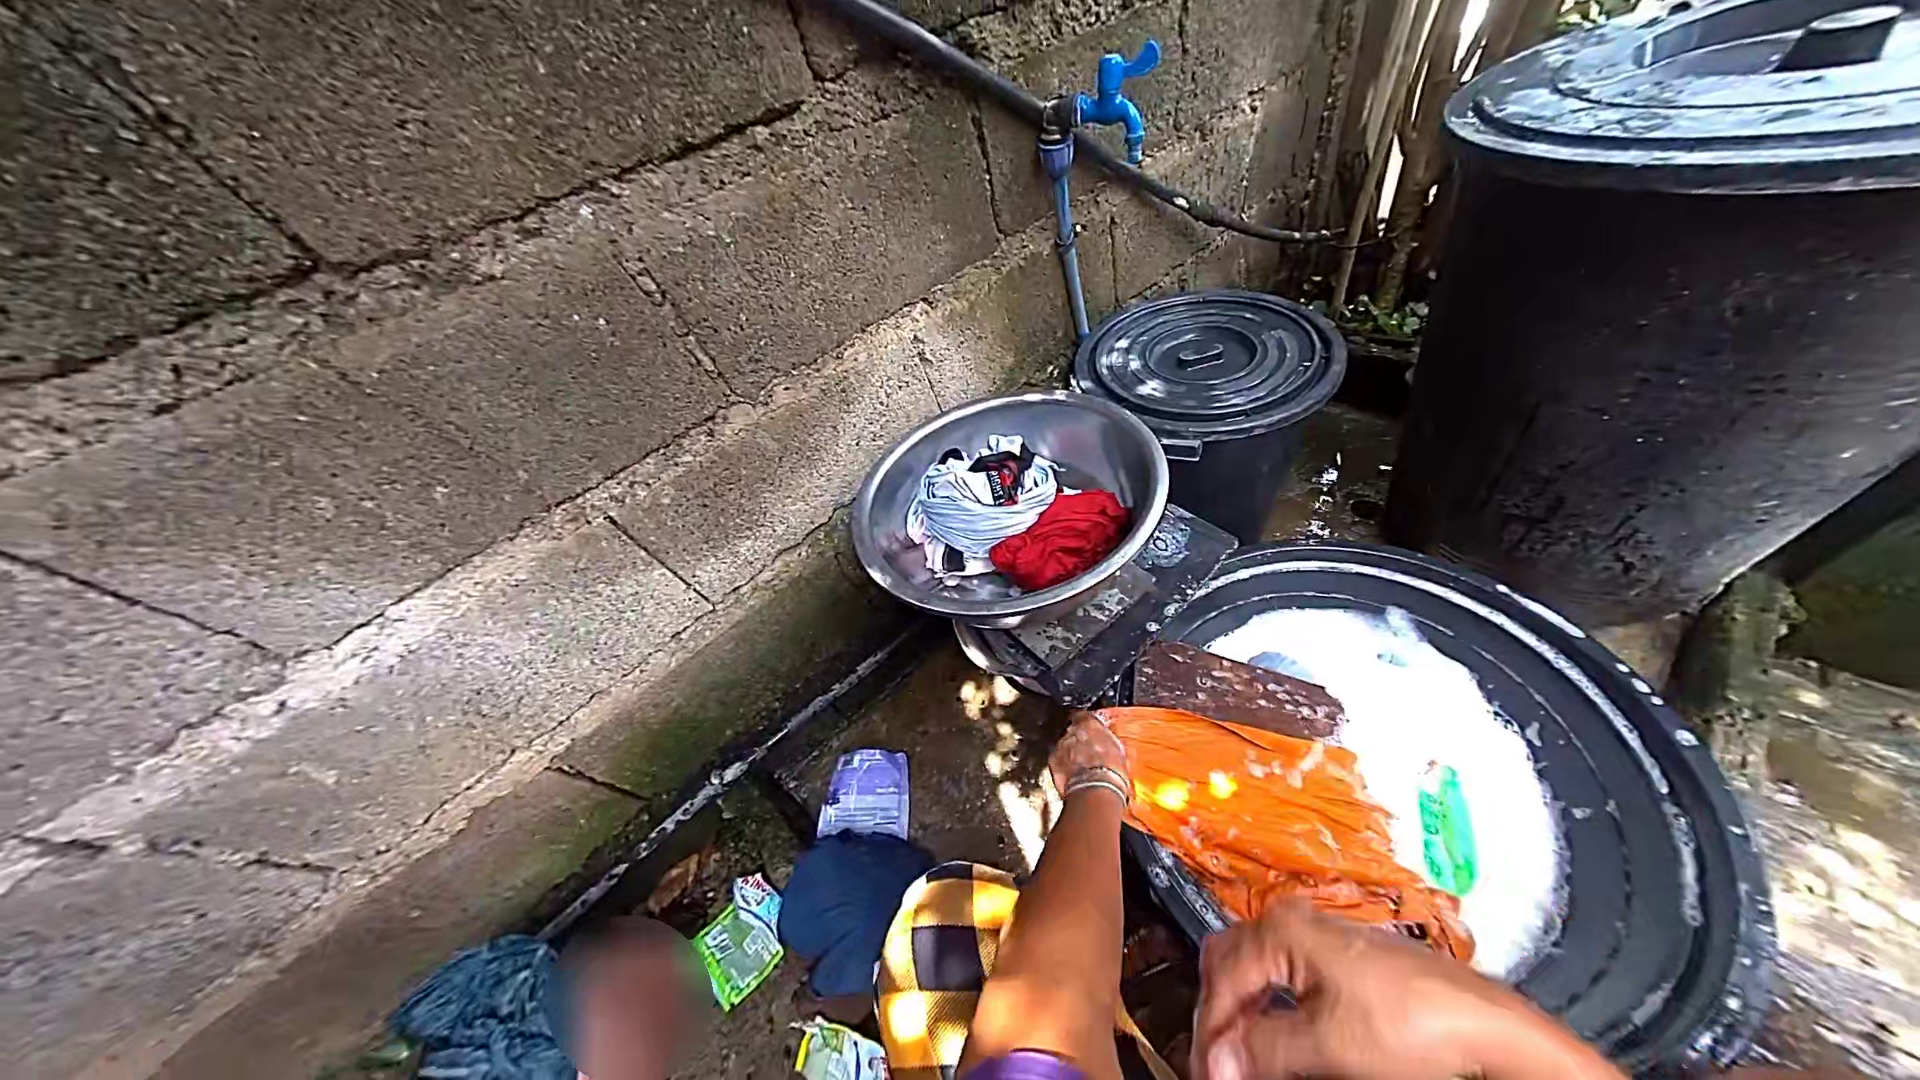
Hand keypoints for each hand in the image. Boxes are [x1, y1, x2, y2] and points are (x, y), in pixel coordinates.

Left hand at [1048, 710, 1131, 796]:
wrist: (1095, 791)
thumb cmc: (1112, 771)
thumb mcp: (1120, 752)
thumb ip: (1110, 740)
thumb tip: (1110, 741)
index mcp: (1090, 724)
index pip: (1084, 715)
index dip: (1087, 723)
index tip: (1092, 730)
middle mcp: (1072, 731)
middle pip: (1073, 731)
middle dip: (1079, 739)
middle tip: (1088, 751)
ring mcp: (1060, 746)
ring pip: (1064, 745)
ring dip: (1070, 752)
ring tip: (1081, 766)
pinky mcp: (1053, 762)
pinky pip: (1057, 759)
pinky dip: (1063, 765)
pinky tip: (1073, 775)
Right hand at [1192, 901, 1620, 1079]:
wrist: (1486, 1025)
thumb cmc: (1407, 1028)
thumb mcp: (1331, 1046)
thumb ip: (1264, 1049)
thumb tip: (1216, 1063)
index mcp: (1279, 930)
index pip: (1222, 979)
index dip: (1211, 1030)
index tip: (1206, 1071)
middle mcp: (1287, 919)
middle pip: (1226, 959)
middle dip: (1216, 1010)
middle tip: (1217, 1059)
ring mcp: (1310, 930)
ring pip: (1249, 962)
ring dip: (1237, 1006)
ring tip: (1236, 1051)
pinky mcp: (1331, 950)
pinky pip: (1275, 967)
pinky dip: (1262, 999)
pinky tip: (1268, 1030)